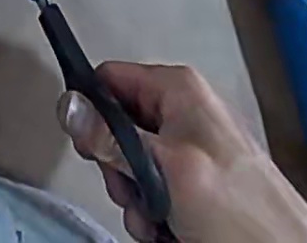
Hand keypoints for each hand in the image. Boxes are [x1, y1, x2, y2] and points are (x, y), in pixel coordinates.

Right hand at [59, 63, 306, 242]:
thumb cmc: (239, 211)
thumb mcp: (164, 170)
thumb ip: (111, 138)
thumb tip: (68, 105)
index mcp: (178, 87)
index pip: (110, 79)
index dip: (92, 111)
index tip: (89, 148)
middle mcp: (184, 108)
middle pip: (120, 125)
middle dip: (119, 168)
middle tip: (134, 194)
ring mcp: (192, 145)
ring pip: (136, 162)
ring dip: (137, 197)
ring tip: (157, 221)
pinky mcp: (199, 179)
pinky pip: (157, 186)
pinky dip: (156, 211)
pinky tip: (169, 230)